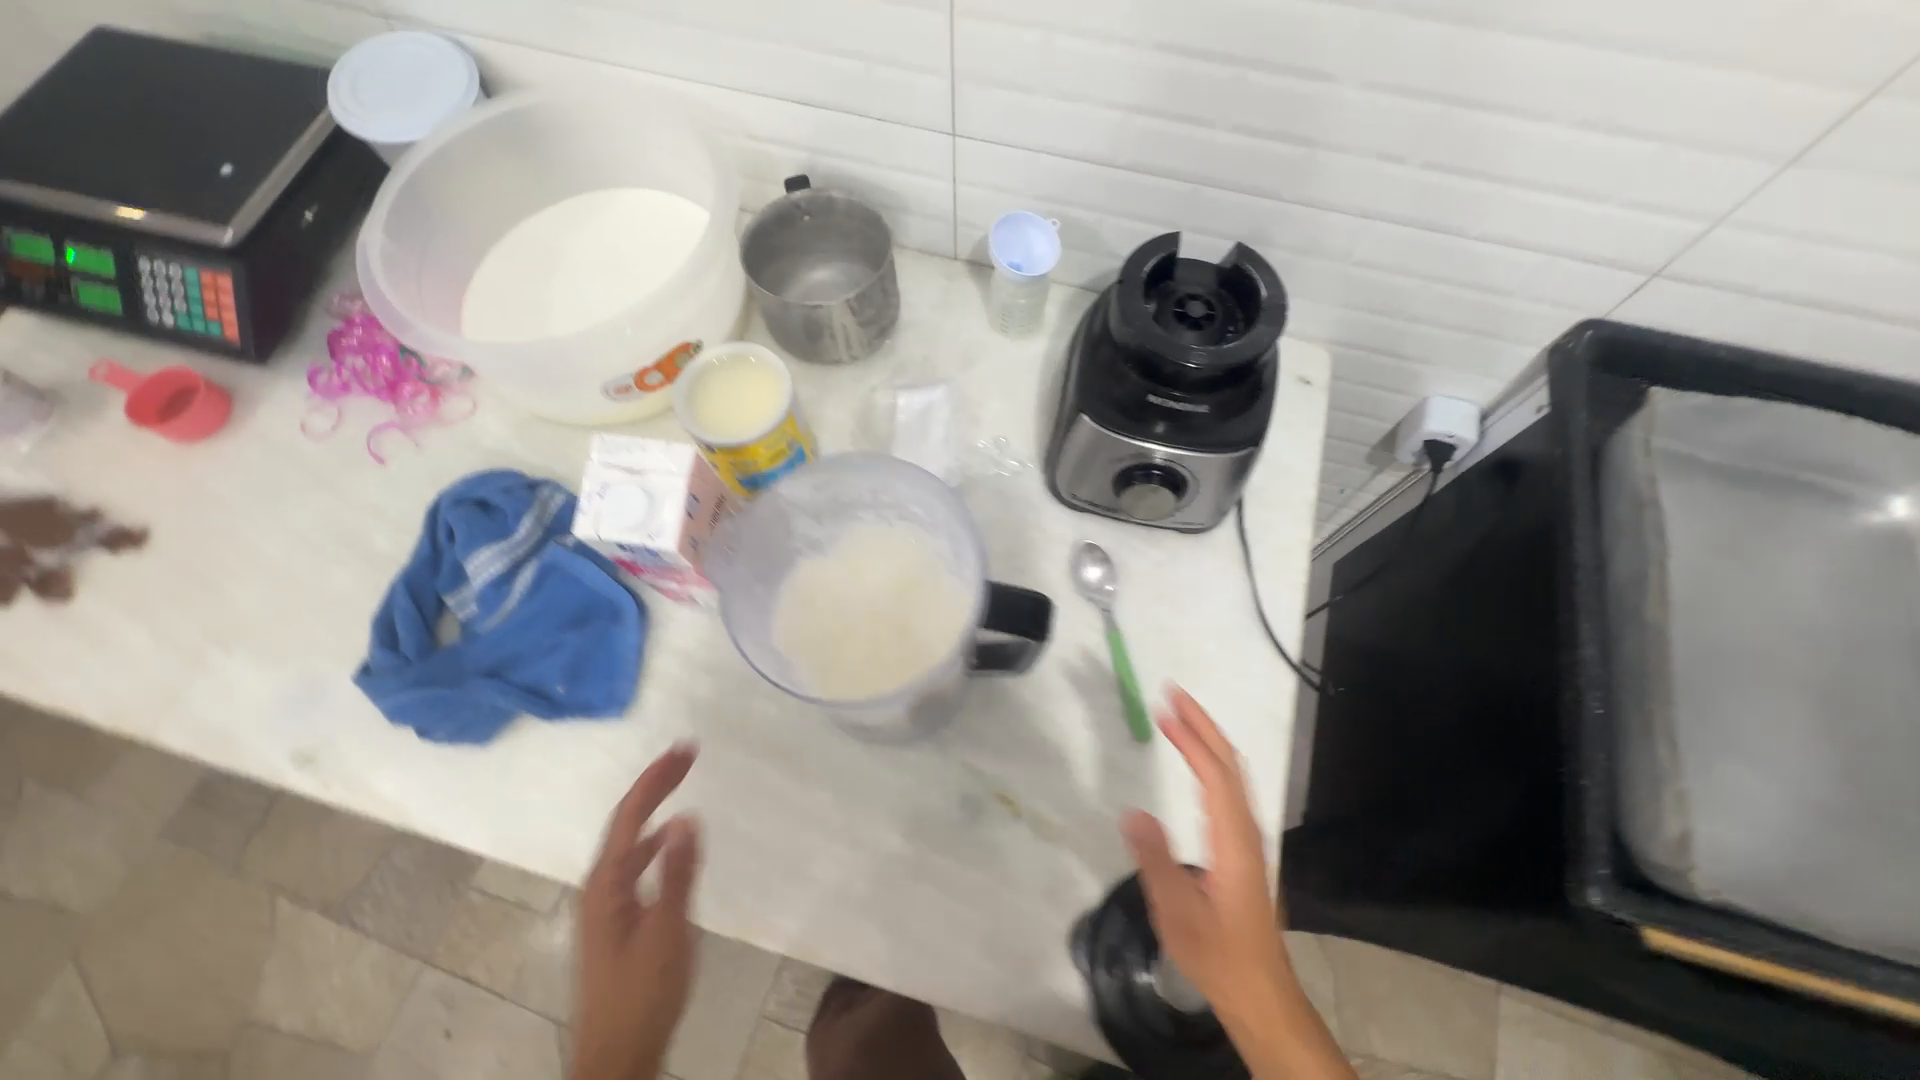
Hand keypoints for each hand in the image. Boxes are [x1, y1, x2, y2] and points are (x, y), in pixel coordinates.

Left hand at [573, 745, 701, 1079]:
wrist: (617, 1055)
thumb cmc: (643, 993)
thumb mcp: (668, 932)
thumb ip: (679, 874)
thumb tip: (687, 816)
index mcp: (606, 884)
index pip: (631, 815)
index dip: (657, 778)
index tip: (686, 748)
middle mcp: (599, 887)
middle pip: (626, 822)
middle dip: (655, 785)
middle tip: (687, 754)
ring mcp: (605, 905)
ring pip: (629, 842)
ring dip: (654, 809)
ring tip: (680, 784)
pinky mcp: (616, 921)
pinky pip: (634, 863)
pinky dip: (653, 842)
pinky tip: (669, 844)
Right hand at [1121, 687, 1288, 1030]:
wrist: (1261, 992)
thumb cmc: (1217, 953)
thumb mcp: (1177, 911)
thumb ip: (1155, 860)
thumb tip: (1133, 811)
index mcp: (1233, 840)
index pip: (1214, 774)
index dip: (1191, 736)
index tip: (1166, 706)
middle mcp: (1247, 832)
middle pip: (1229, 766)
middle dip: (1203, 726)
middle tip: (1173, 696)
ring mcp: (1249, 842)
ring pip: (1233, 778)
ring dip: (1208, 743)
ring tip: (1180, 720)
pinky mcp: (1244, 853)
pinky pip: (1229, 793)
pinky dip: (1212, 767)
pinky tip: (1198, 769)